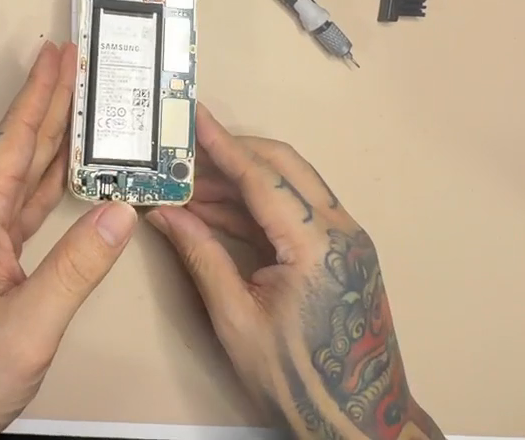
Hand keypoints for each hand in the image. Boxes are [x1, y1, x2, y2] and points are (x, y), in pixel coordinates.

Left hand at [0, 42, 137, 439]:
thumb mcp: (29, 324)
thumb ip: (76, 267)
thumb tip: (122, 211)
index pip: (14, 139)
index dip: (37, 95)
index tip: (55, 57)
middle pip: (19, 143)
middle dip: (47, 99)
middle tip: (74, 61)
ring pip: (23, 168)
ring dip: (51, 132)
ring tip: (79, 99)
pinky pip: (25, 199)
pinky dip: (50, 175)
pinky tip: (70, 163)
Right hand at [147, 107, 444, 439]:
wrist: (362, 424)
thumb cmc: (298, 378)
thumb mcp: (236, 320)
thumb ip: (201, 256)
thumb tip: (162, 212)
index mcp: (316, 244)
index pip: (261, 176)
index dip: (221, 143)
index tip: (192, 115)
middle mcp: (339, 228)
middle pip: (281, 165)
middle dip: (230, 151)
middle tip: (184, 149)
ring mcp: (345, 237)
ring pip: (289, 183)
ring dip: (240, 178)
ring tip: (188, 184)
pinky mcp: (341, 249)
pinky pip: (295, 208)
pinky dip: (255, 203)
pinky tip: (215, 209)